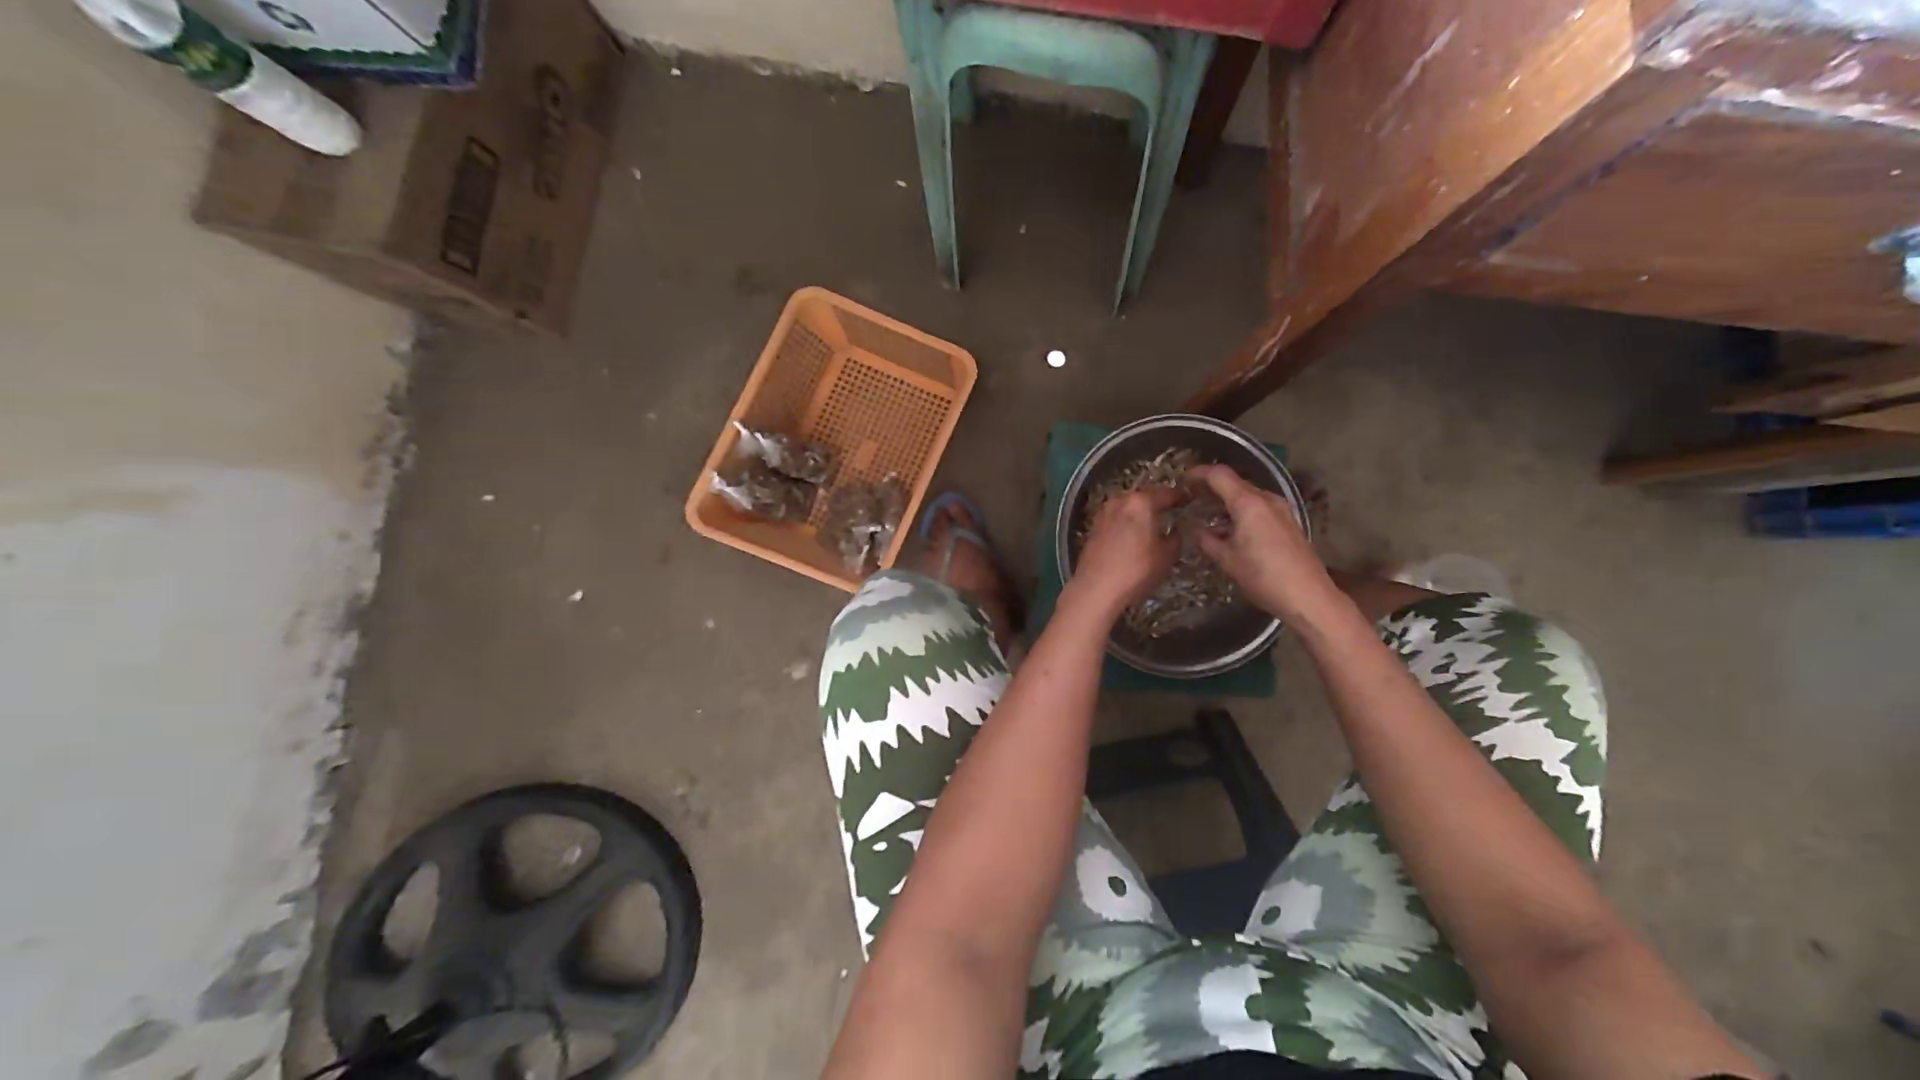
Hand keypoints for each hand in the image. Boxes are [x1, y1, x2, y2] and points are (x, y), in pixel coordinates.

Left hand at [1067, 487, 1180, 618]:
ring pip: (1127, 507)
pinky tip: (1133, 534)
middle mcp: (1120, 501)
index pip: (1167, 493)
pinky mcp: (1093, 527)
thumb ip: (1175, 538)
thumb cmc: (1136, 570)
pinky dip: (1126, 522)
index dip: (1181, 496)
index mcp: (1141, 502)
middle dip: (1158, 502)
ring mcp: (1103, 512)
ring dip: (1140, 513)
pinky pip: (1116, 518)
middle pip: (1144, 497)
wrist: (1096, 588)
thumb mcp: (1167, 555)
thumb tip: (1175, 531)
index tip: (1190, 498)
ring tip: (1152, 523)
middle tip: (1172, 510)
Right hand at [1189, 465, 1337, 622]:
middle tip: (1192, 500)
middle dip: (1211, 489)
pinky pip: (1259, 509)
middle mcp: (1267, 500)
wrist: (1308, 597)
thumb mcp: (1227, 560)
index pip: (1219, 475)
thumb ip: (1208, 541)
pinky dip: (1242, 513)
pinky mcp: (1288, 523)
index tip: (1182, 482)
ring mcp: (1281, 510)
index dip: (1198, 474)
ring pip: (1248, 497)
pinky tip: (1232, 531)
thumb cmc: (1263, 577)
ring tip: (1209, 518)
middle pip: (1235, 483)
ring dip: (1227, 503)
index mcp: (1249, 503)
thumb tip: (1198, 531)